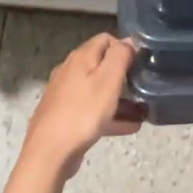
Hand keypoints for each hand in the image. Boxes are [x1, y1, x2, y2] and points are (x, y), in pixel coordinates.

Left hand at [23, 33, 139, 179]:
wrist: (49, 153)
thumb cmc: (83, 113)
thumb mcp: (108, 80)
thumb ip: (120, 56)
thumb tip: (129, 40)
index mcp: (80, 58)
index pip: (106, 39)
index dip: (125, 47)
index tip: (140, 64)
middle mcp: (70, 71)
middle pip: (101, 65)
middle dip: (123, 75)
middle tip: (143, 88)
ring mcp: (65, 95)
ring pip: (98, 90)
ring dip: (120, 99)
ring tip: (142, 111)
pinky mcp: (65, 116)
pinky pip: (92, 110)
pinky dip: (110, 115)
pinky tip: (129, 127)